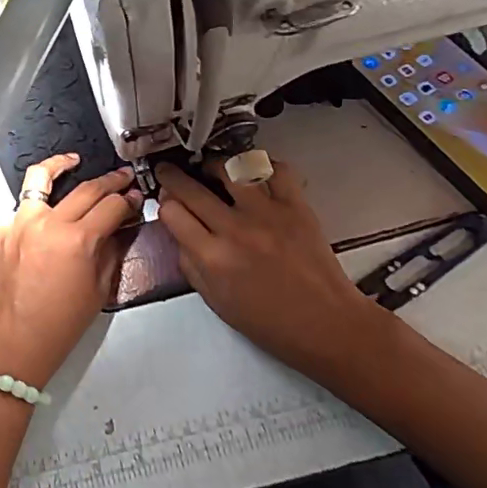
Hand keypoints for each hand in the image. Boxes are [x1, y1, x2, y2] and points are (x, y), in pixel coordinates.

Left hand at [0, 154, 142, 389]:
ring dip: (59, 165)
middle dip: (111, 181)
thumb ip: (110, 252)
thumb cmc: (59, 325)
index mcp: (79, 239)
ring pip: (40, 179)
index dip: (130, 201)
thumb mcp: (99, 289)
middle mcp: (50, 224)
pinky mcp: (1, 235)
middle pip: (87, 189)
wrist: (17, 343)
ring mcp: (22, 225)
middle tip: (123, 178)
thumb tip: (117, 230)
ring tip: (72, 161)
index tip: (137, 199)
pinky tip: (11, 192)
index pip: (112, 207)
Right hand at [156, 159, 393, 375]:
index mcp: (213, 258)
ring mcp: (268, 214)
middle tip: (169, 172)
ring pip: (230, 168)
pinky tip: (253, 173)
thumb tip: (179, 235)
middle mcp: (236, 230)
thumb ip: (191, 266)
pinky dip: (261, 165)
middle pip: (192, 188)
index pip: (172, 214)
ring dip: (214, 165)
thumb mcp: (216, 302)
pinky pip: (276, 169)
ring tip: (211, 169)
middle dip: (173, 177)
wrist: (323, 323)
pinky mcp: (296, 206)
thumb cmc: (270, 322)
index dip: (164, 204)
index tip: (165, 201)